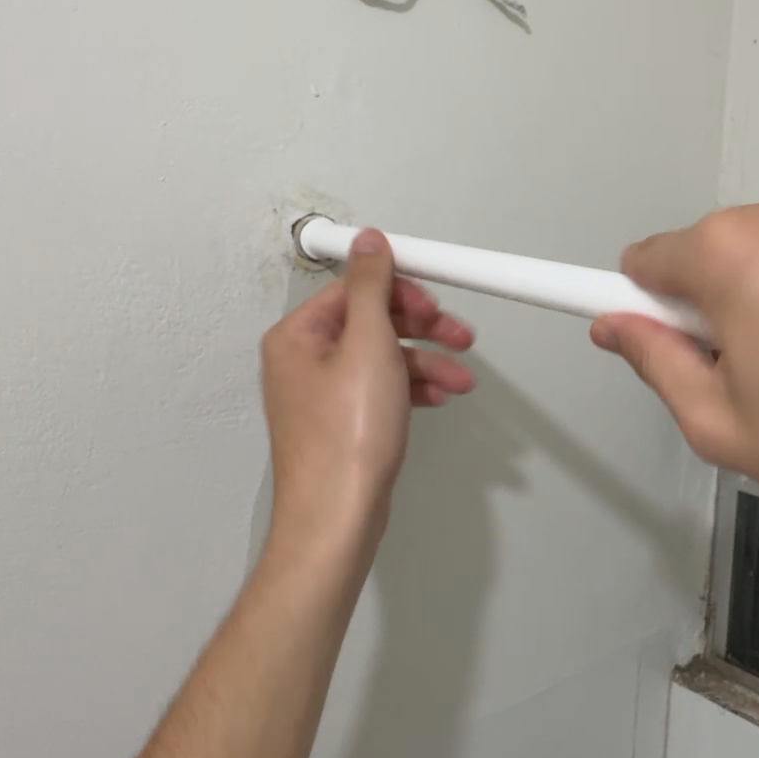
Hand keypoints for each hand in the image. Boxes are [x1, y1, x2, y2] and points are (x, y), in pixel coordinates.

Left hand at [262, 230, 475, 530]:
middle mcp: (306, 360)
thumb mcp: (368, 344)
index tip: (434, 296)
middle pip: (375, 320)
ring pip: (386, 356)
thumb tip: (368, 242)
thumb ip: (372, 286)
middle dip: (423, 327)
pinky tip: (439, 395)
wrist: (340, 515)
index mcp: (299, 336)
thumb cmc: (343, 443)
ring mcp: (326, 392)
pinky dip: (415, 387)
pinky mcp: (346, 418)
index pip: (357, 288)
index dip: (402, 290)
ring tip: (459, 375)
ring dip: (427, 360)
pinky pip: (385, 386)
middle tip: (457, 334)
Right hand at [590, 187, 758, 549]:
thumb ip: (654, 361)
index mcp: (731, 254)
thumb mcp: (722, 422)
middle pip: (698, 258)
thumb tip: (619, 328)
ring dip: (754, 304)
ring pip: (755, 258)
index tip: (578, 300)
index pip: (634, 264)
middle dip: (700, 311)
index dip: (605, 293)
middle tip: (741, 382)